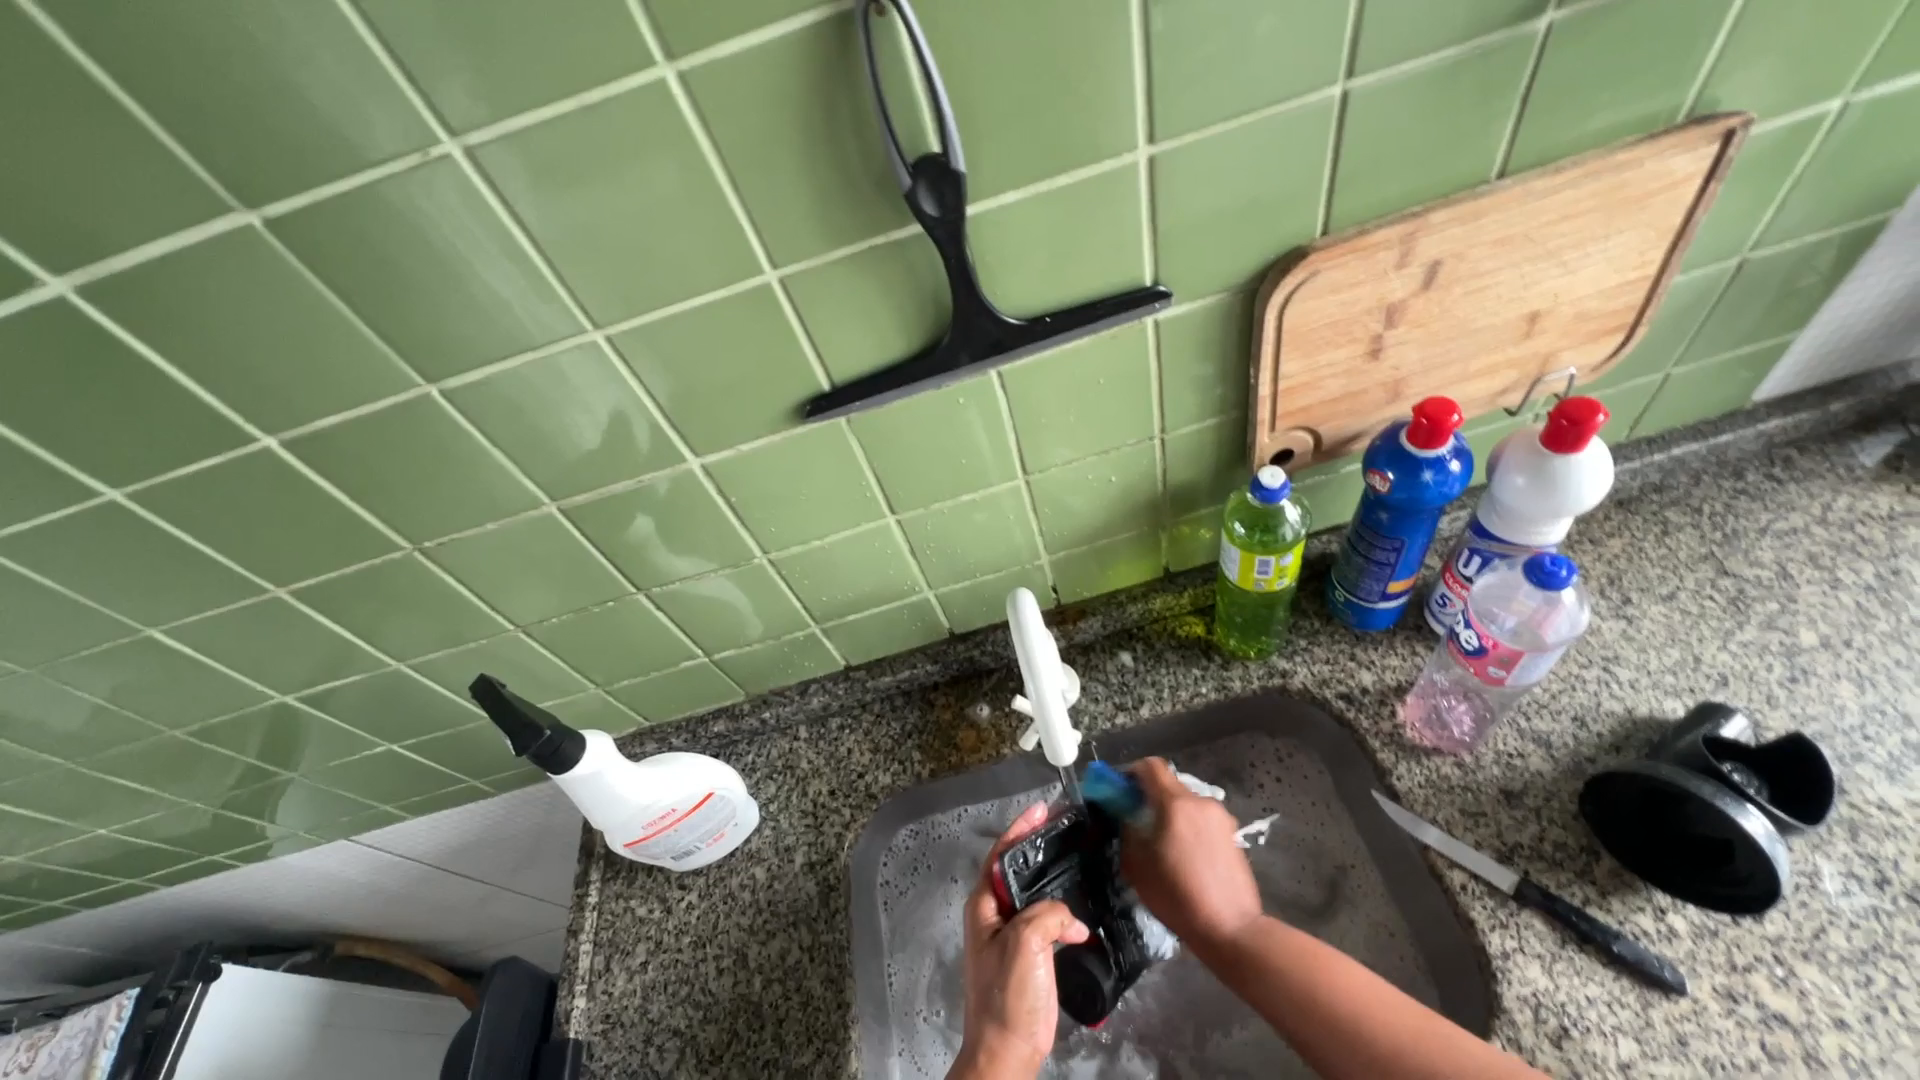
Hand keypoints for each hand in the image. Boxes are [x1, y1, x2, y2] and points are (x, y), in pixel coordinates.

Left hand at [952, 803, 1089, 1079]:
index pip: (1001, 854)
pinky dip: (1066, 913)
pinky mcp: (1030, 955)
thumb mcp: (1025, 942)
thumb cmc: (1008, 994)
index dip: (1021, 828)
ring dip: (1055, 880)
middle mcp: (995, 914)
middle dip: (1040, 847)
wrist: (1008, 1050)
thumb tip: (1069, 920)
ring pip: (1035, 895)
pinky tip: (1084, 918)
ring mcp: (1012, 935)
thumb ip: (1047, 914)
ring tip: (1080, 860)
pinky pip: (1048, 921)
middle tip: (1068, 828)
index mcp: (984, 905)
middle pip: (1019, 870)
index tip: (1043, 808)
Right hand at [1120, 758, 1263, 950]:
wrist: (1231, 928)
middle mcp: (1201, 802)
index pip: (1151, 766)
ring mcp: (1221, 817)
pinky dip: (1188, 827)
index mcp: (1176, 804)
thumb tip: (1126, 814)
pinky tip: (1185, 857)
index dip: (1131, 772)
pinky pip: (1202, 819)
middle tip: (1137, 822)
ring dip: (1170, 814)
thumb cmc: (1177, 896)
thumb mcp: (1137, 864)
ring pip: (1187, 803)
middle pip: (1169, 785)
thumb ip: (1128, 829)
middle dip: (1150, 797)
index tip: (1120, 791)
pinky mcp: (1233, 834)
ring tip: (1163, 844)